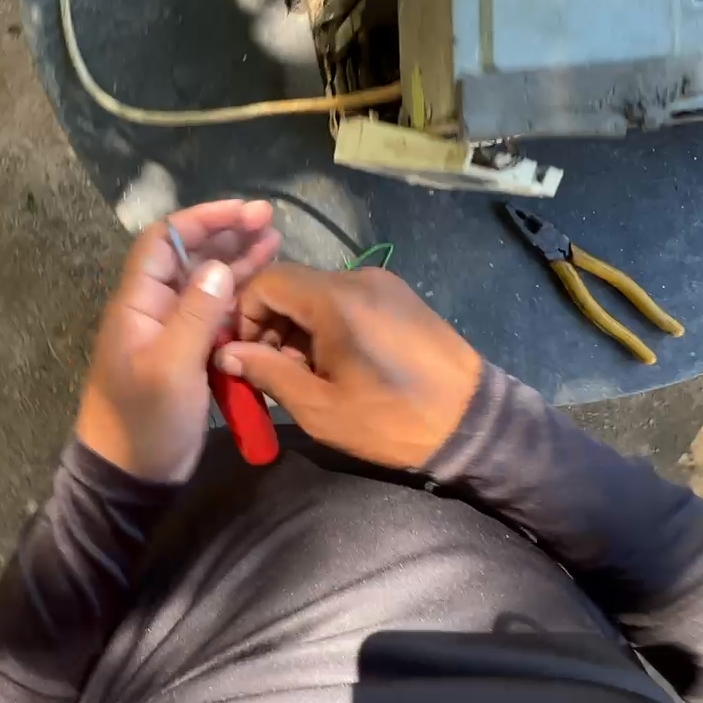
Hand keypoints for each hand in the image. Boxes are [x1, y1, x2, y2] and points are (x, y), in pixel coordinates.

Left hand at [74, 200, 281, 481]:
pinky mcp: (190, 353)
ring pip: (206, 284)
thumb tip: (218, 266)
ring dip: (237, 261)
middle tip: (270, 221)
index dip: (202, 220)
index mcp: (138, 303)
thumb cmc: (144, 420)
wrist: (132, 474)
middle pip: (190, 257)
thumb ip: (195, 315)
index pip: (165, 241)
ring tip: (275, 242)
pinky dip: (239, 297)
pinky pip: (215, 315)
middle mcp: (154, 308)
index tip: (244, 211)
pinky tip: (266, 287)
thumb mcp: (170, 366)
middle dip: (227, 235)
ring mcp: (173, 331)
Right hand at [215, 265, 480, 469]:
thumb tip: (226, 354)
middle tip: (274, 372)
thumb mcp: (320, 407)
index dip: (244, 315)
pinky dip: (326, 326)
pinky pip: (345, 300)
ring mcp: (383, 284)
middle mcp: (358, 278)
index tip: (246, 355)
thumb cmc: (391, 420)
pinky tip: (338, 364)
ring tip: (308, 374)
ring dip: (298, 329)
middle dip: (270, 326)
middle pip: (291, 286)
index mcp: (336, 299)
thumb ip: (267, 372)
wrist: (475, 425)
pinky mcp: (399, 297)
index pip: (266, 281)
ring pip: (316, 294)